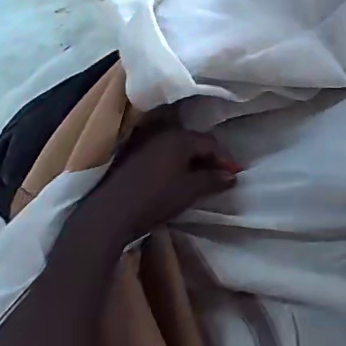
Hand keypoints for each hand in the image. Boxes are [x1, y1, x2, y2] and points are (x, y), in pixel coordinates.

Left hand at [73, 122, 238, 246]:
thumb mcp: (189, 190)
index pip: (210, 142)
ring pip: (176, 146)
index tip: (234, 175)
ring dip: (189, 159)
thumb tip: (232, 175)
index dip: (224, 158)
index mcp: (180, 138)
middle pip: (192, 141)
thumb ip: (212, 180)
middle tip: (218, 175)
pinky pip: (161, 151)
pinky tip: (175, 176)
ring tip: (198, 176)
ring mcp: (145, 142)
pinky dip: (173, 161)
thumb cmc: (154, 198)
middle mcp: (162, 133)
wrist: (111, 212)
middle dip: (207, 157)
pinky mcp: (132, 153)